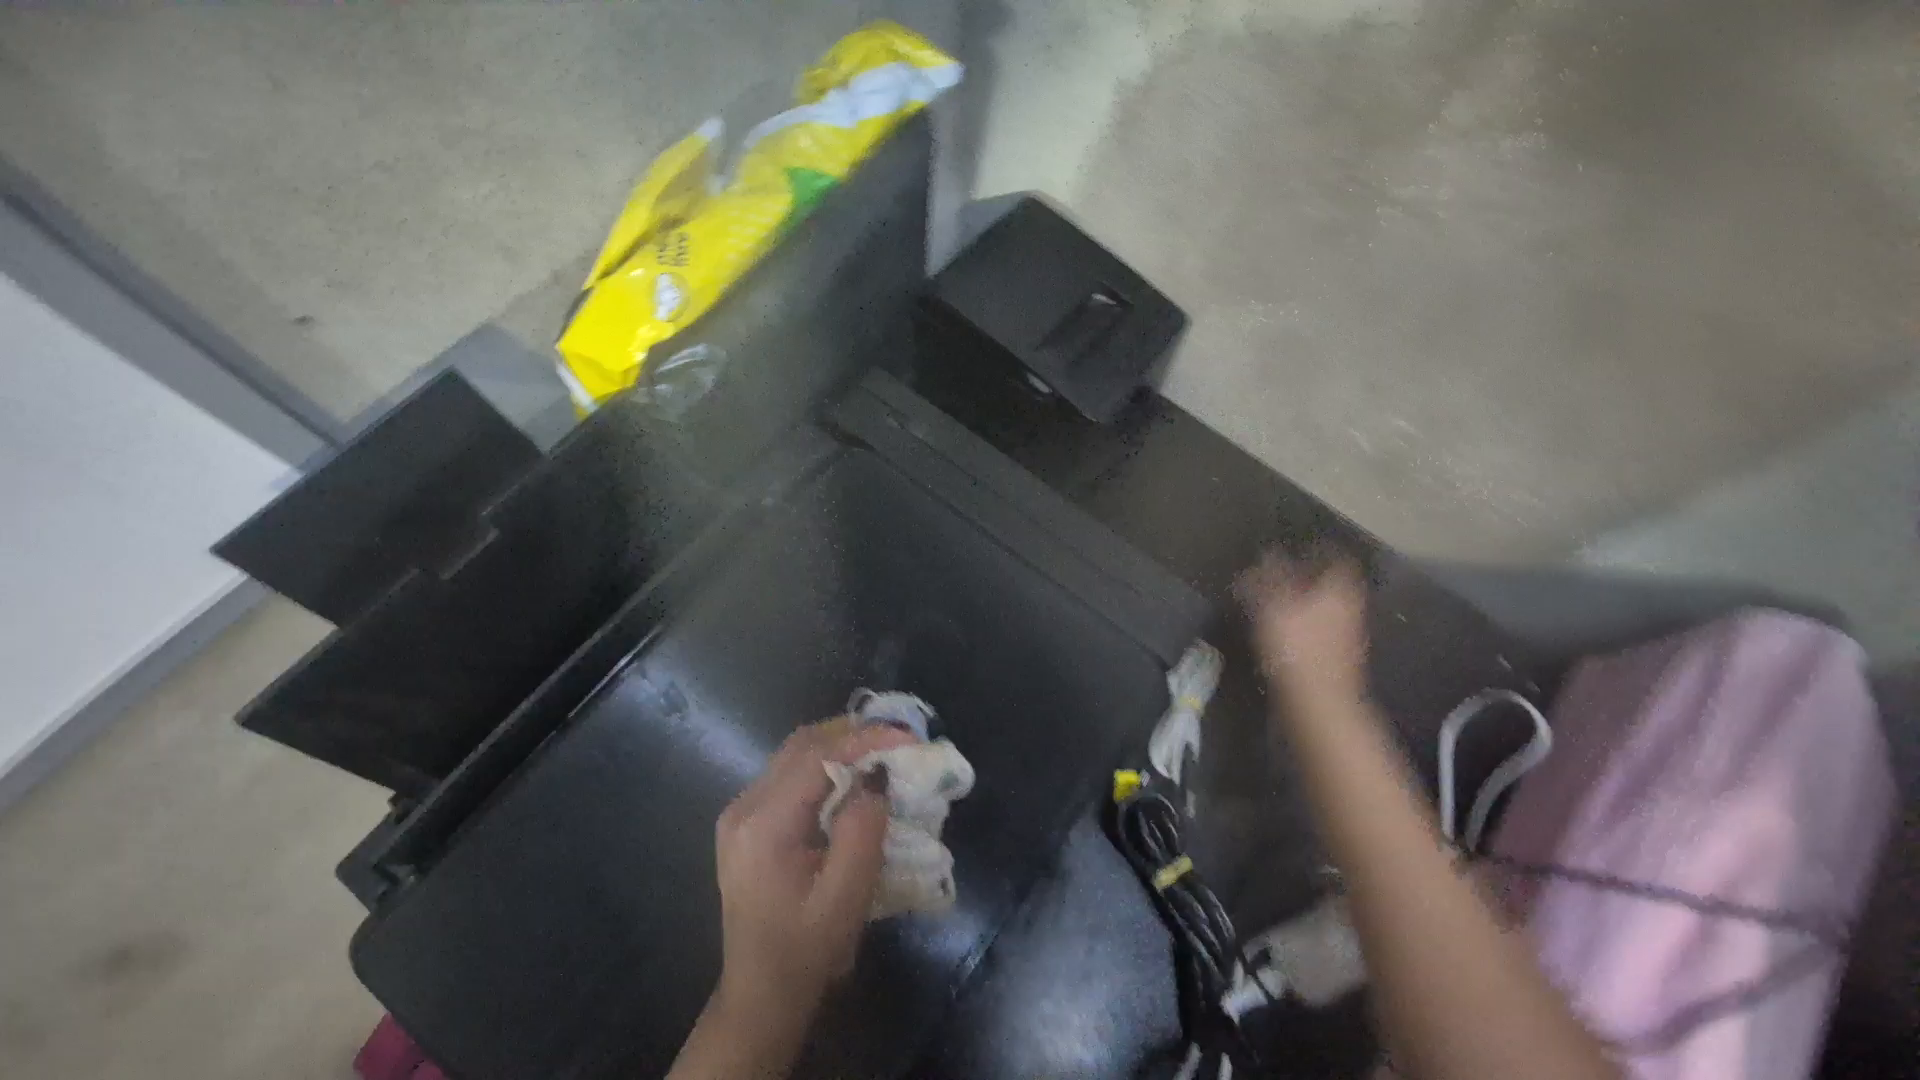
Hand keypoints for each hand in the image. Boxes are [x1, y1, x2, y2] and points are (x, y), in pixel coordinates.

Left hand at [710, 719, 913, 1023]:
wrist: (760, 995)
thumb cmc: (806, 953)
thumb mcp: (845, 900)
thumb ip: (862, 833)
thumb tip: (877, 779)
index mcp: (762, 826)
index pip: (816, 758)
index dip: (865, 740)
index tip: (909, 737)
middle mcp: (743, 807)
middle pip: (801, 745)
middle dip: (853, 733)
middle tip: (901, 737)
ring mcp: (741, 812)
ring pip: (794, 754)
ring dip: (840, 745)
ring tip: (885, 750)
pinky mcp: (748, 821)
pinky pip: (789, 774)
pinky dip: (825, 764)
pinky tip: (855, 776)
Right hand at [1236, 548, 1369, 707]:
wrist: (1320, 703)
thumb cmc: (1296, 647)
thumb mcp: (1271, 606)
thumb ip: (1267, 578)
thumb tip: (1264, 553)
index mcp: (1339, 588)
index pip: (1334, 556)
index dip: (1315, 549)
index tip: (1294, 547)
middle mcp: (1350, 606)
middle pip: (1331, 582)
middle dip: (1307, 577)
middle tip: (1281, 574)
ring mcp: (1348, 634)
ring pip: (1326, 607)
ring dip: (1305, 602)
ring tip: (1277, 601)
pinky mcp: (1338, 658)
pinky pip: (1321, 630)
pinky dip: (1305, 625)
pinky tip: (1284, 632)